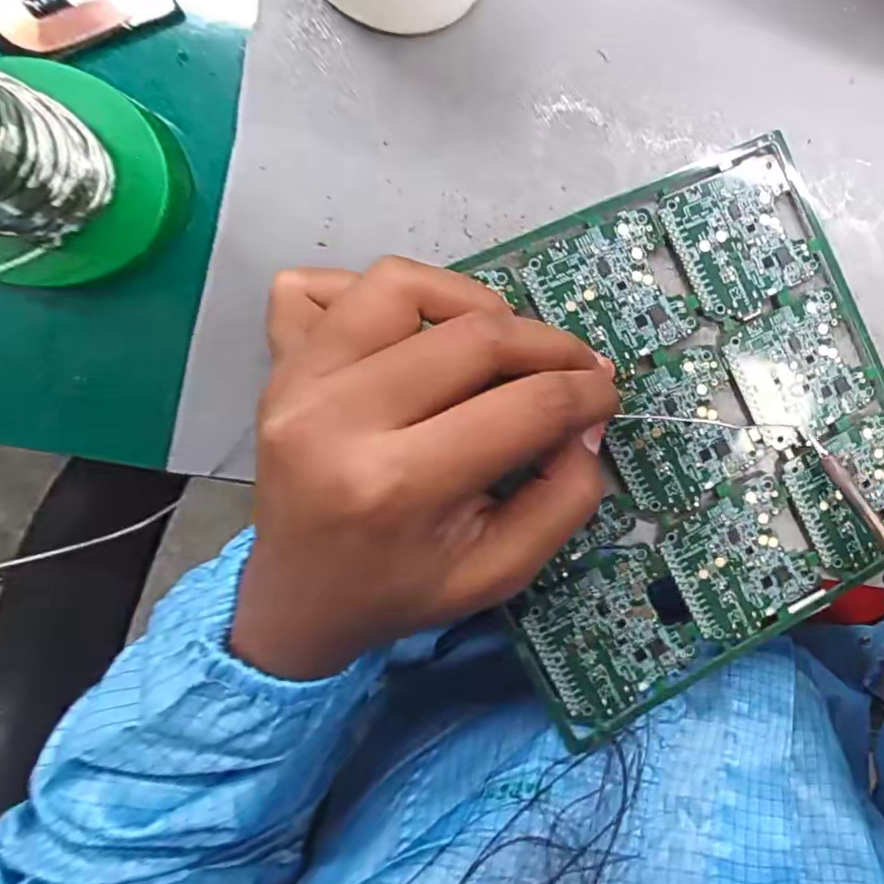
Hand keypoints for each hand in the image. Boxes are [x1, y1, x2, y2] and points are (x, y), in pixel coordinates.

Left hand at [231, 257, 618, 679]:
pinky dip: (384, 296)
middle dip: (550, 344)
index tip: (605, 395)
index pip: (525, 406)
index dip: (586, 392)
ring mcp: (296, 381)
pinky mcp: (278, 363)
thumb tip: (584, 414)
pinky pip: (326, 286)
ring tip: (498, 341)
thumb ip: (566, 496)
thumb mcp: (503, 570)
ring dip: (473, 302)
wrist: (299, 598)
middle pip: (475, 336)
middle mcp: (337, 419)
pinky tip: (418, 332)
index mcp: (397, 487)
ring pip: (401, 284)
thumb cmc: (403, 589)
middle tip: (575, 367)